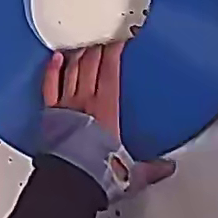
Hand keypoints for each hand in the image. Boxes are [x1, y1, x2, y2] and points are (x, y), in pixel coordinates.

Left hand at [43, 42, 174, 191]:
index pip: (111, 72)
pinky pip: (50, 84)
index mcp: (107, 109)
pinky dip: (52, 69)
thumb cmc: (99, 173)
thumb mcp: (133, 172)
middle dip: (97, 49)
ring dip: (77, 55)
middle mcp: (85, 101)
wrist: (71, 180)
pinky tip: (55, 58)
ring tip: (82, 43)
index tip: (119, 41)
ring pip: (71, 70)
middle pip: (90, 65)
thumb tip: (167, 167)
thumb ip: (151, 168)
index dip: (114, 53)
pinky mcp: (50, 112)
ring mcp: (66, 104)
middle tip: (102, 37)